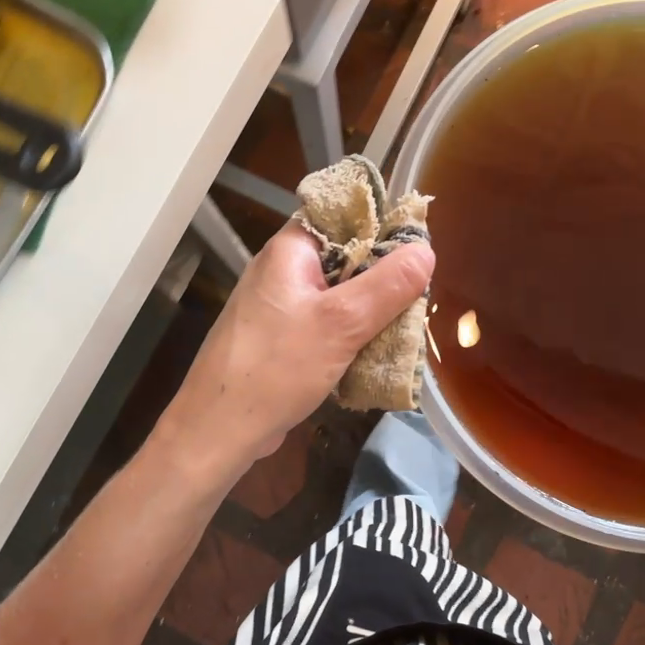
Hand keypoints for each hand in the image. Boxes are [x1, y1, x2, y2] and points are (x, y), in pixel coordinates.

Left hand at [156, 224, 434, 475]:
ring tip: (403, 328)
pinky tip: (375, 354)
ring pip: (338, 296)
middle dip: (382, 275)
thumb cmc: (276, 368)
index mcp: (289, 251)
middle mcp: (282, 271)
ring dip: (370, 311)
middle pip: (344, 256)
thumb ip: (386, 285)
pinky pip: (326, 326)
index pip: (340, 214)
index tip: (417, 247)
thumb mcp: (341, 323)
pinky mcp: (281, 341)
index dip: (379, 223)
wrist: (218, 430)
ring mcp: (279, 308)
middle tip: (417, 295)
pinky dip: (351, 337)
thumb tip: (425, 250)